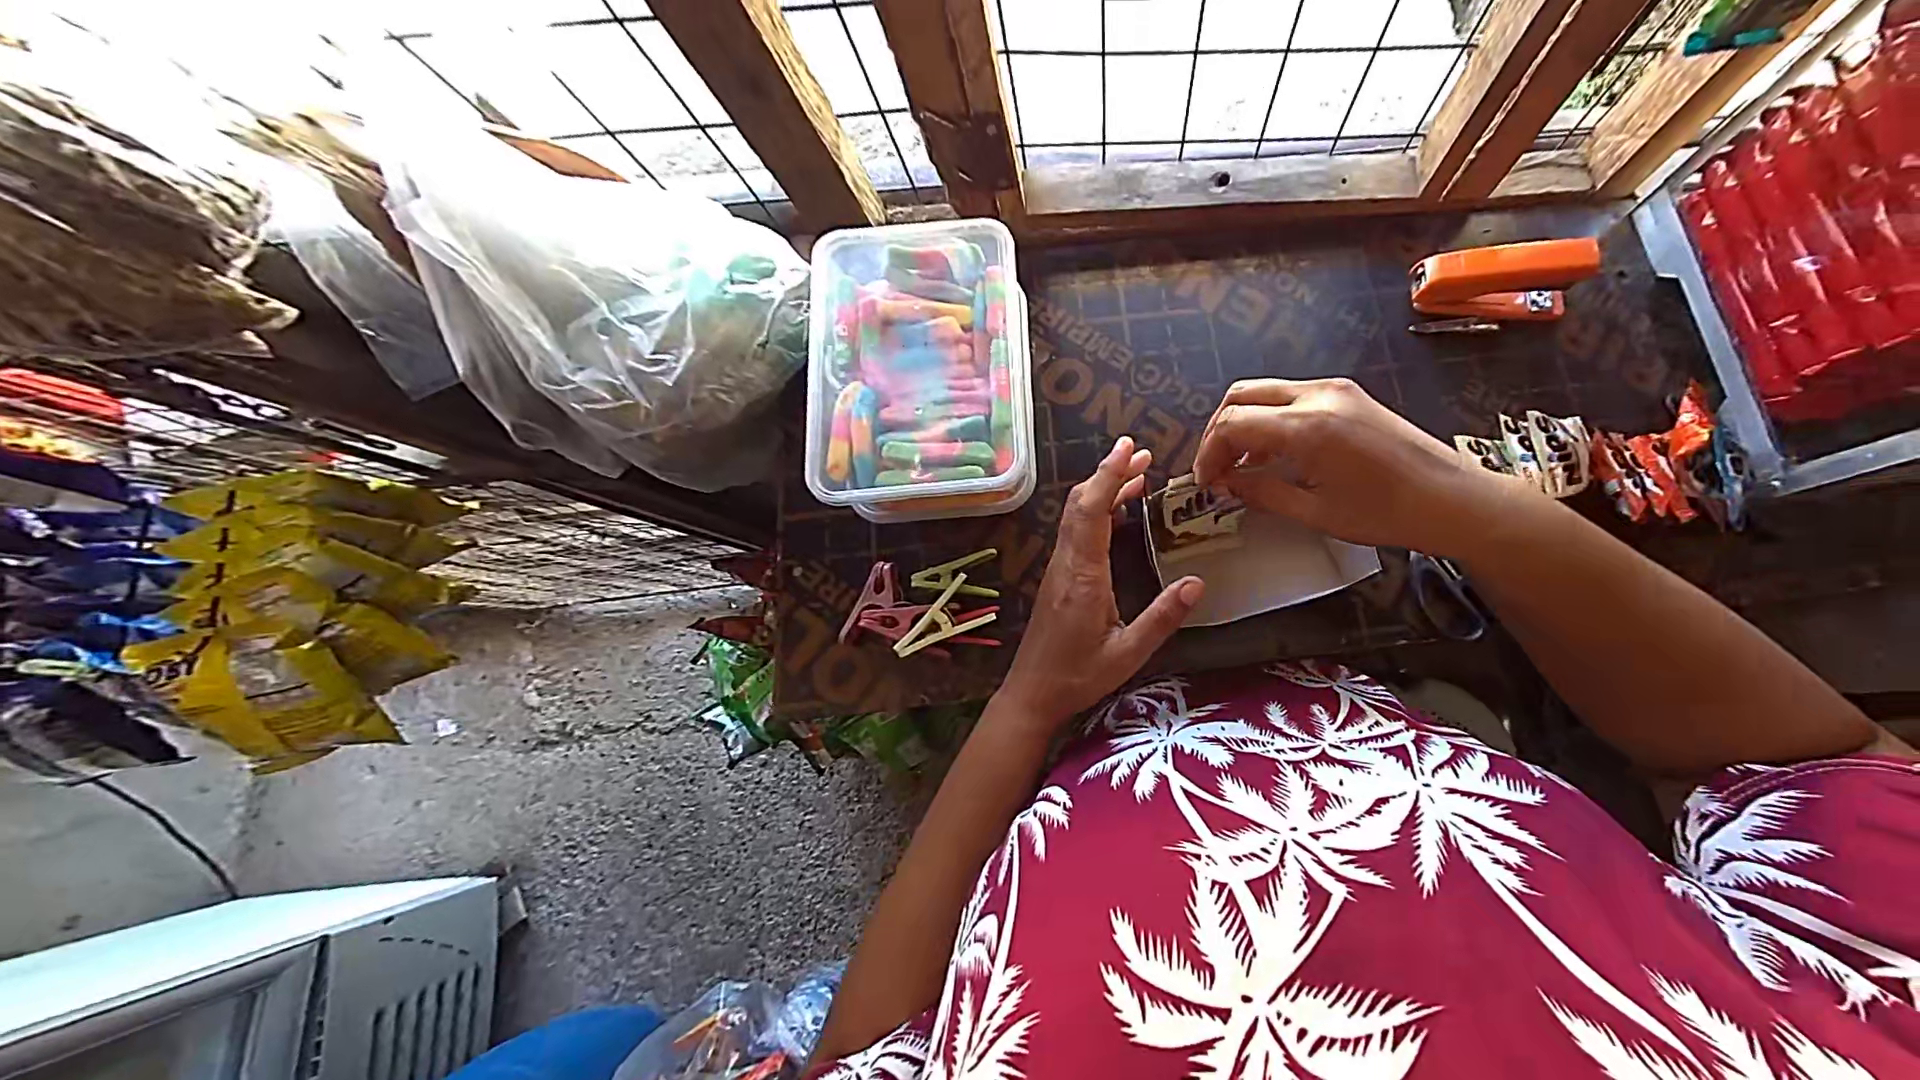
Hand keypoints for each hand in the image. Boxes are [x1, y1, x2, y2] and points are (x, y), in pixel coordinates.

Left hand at [998, 436, 1204, 729]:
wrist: (1032, 692)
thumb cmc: (1078, 676)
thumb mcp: (1128, 653)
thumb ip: (1161, 619)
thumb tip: (1196, 583)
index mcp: (1083, 576)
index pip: (1092, 512)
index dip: (1109, 476)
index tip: (1127, 449)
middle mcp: (1066, 563)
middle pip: (1081, 503)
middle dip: (1109, 473)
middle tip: (1140, 453)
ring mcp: (1058, 568)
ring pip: (1075, 515)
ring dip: (1102, 490)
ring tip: (1136, 474)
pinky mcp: (1057, 576)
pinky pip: (1075, 531)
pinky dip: (1095, 510)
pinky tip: (1116, 513)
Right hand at [1191, 377, 1527, 556]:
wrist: (1455, 500)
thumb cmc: (1386, 513)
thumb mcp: (1313, 511)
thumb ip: (1260, 492)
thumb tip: (1225, 485)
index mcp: (1308, 426)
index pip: (1231, 423)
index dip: (1208, 453)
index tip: (1205, 483)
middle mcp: (1318, 395)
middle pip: (1241, 396)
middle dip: (1218, 432)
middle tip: (1216, 469)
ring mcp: (1336, 390)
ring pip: (1264, 392)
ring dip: (1242, 424)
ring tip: (1241, 466)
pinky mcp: (1348, 395)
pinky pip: (1290, 397)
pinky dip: (1268, 420)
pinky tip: (1271, 454)